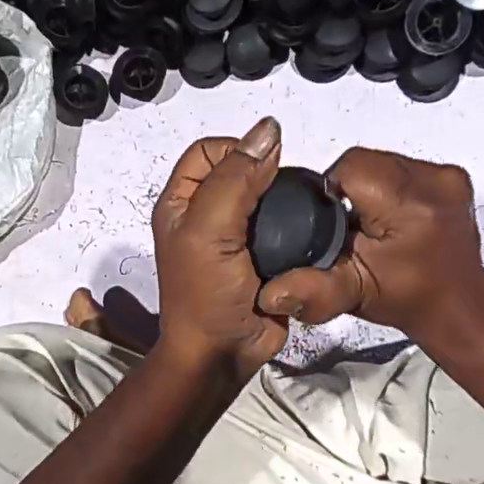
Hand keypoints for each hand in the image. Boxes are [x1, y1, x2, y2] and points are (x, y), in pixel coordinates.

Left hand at [151, 117, 288, 376]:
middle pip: (240, 170)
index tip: (263, 173)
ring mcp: (234, 236)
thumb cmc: (205, 294)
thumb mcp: (210, 229)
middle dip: (265, 176)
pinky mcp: (262, 255)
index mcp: (181, 202)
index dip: (237, 151)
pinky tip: (302, 234)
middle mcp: (205, 214)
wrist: (223, 352)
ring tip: (294, 218)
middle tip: (281, 200)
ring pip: (266, 198)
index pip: (209, 150)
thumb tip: (269, 131)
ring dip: (284, 203)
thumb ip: (236, 178)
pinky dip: (294, 226)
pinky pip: (283, 226)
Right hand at [256, 147, 483, 340]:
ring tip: (371, 222)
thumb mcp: (351, 293)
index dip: (332, 192)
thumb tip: (271, 293)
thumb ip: (311, 287)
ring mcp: (446, 178)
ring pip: (383, 160)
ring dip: (369, 186)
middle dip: (350, 189)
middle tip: (353, 227)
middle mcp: (434, 184)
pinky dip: (391, 187)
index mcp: (409, 207)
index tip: (336, 222)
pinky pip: (404, 167)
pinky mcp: (452, 177)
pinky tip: (392, 215)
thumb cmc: (409, 298)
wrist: (456, 305)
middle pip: (365, 160)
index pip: (350, 167)